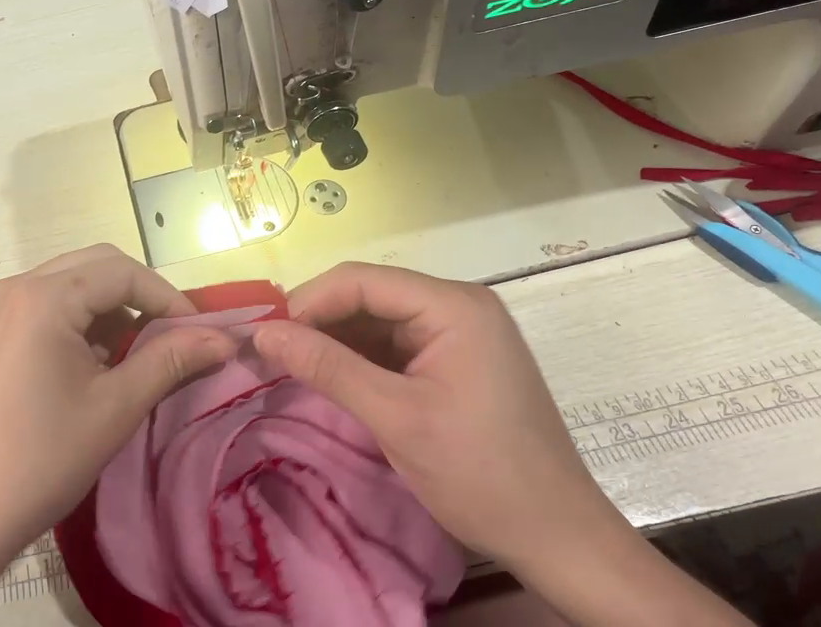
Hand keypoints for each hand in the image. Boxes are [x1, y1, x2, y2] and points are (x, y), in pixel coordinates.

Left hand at [0, 245, 236, 559]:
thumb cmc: (41, 459)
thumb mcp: (114, 408)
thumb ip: (170, 361)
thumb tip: (223, 339)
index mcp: (44, 297)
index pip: (122, 271)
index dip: (168, 297)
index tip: (200, 335)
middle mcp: (17, 287)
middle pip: (96, 266)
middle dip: (141, 297)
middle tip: (175, 340)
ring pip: (72, 284)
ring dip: (112, 310)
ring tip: (139, 358)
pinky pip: (48, 306)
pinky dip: (82, 322)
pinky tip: (97, 366)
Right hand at [251, 262, 624, 571]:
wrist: (558, 539)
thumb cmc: (481, 474)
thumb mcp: (395, 418)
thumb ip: (327, 367)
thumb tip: (263, 334)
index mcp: (453, 305)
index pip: (361, 281)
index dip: (308, 302)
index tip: (266, 337)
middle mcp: (457, 305)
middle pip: (368, 296)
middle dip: (318, 322)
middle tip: (271, 354)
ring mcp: (459, 332)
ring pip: (376, 321)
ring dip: (335, 342)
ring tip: (291, 367)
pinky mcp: (455, 360)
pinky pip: (394, 345)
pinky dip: (359, 360)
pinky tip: (330, 379)